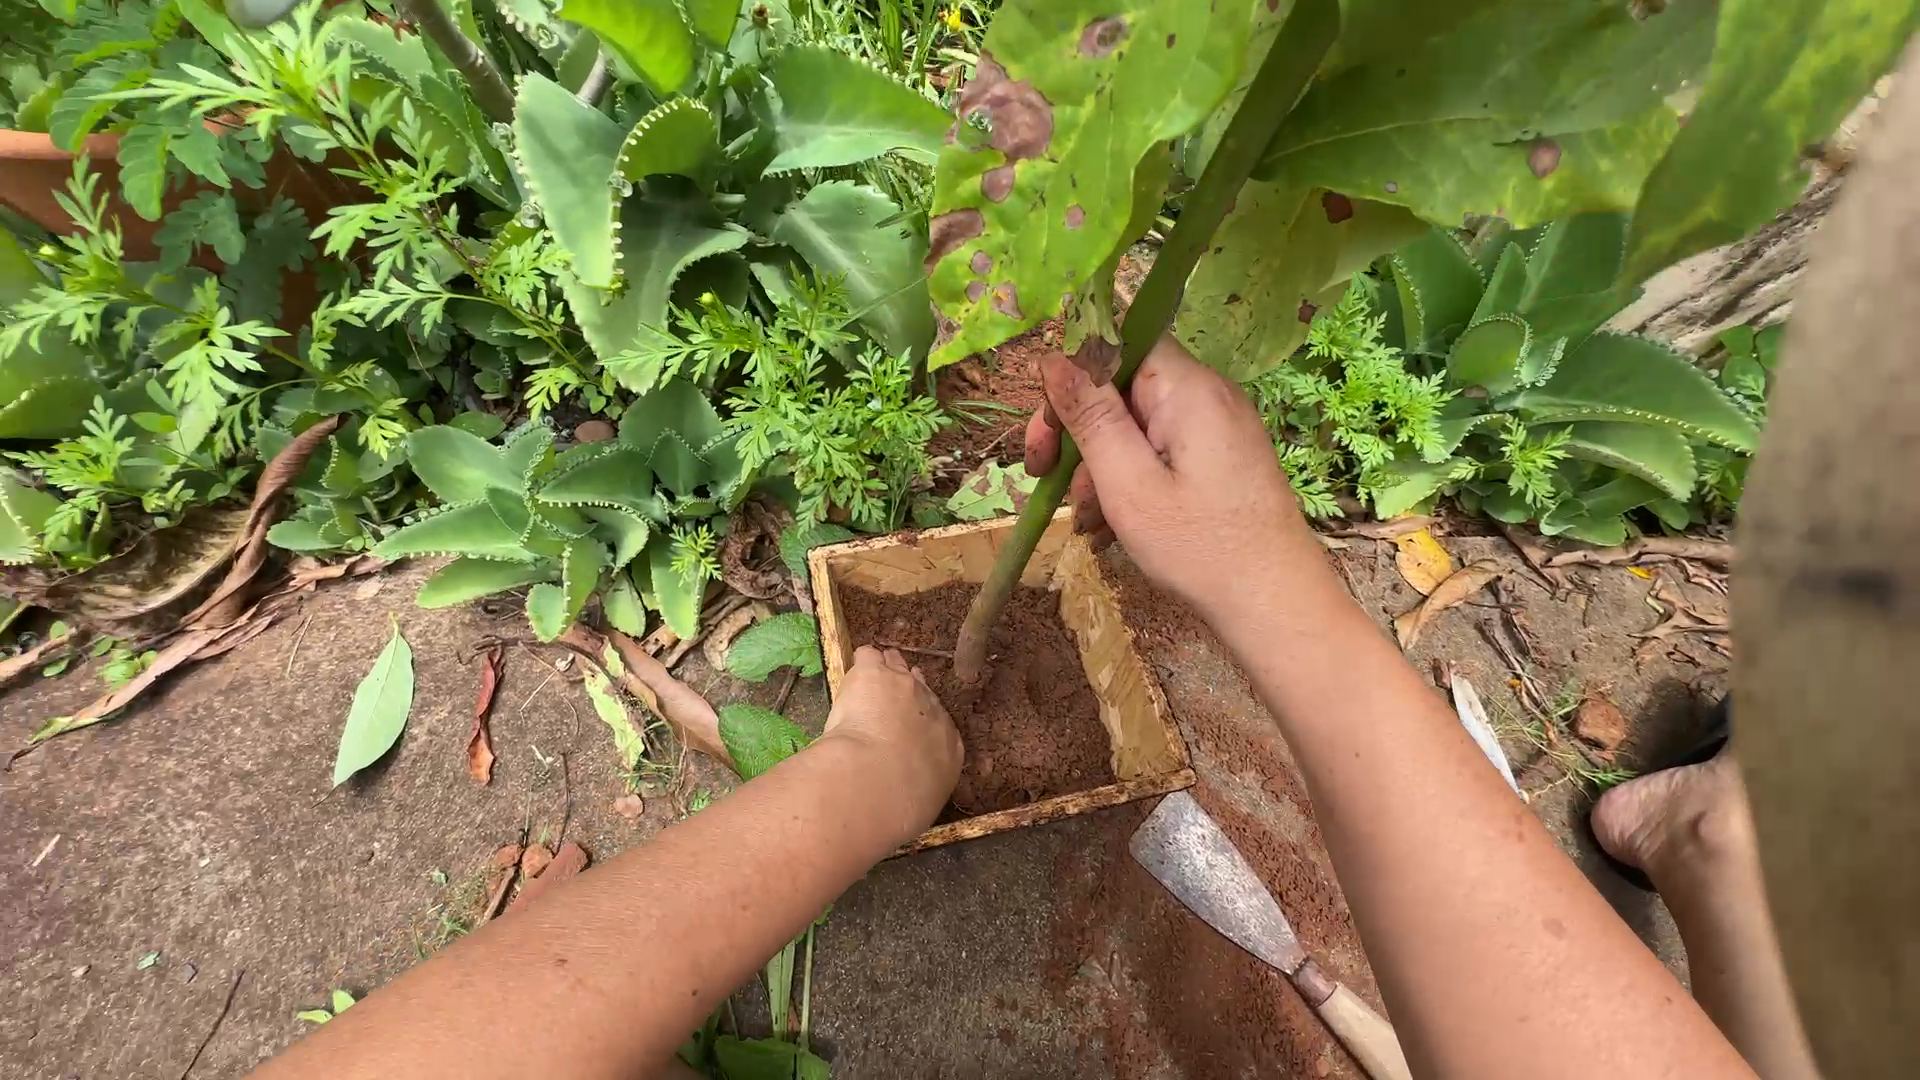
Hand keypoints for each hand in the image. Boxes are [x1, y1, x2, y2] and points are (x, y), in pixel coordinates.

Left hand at [820, 646, 962, 838]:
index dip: (922, 719)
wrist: (876, 781)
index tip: (908, 726)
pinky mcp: (874, 673)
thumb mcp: (920, 807)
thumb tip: (907, 801)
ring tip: (869, 681)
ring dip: (883, 671)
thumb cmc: (899, 806)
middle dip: (905, 691)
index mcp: (950, 746)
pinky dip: (859, 666)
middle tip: (887, 701)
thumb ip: (918, 793)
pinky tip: (850, 678)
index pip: (940, 721)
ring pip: (895, 665)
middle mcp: (932, 709)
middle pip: (920, 689)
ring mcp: (904, 686)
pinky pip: (868, 657)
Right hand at [1024, 336, 1334, 626]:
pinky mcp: (1218, 461)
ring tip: (1088, 523)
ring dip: (1098, 469)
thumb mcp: (1127, 483)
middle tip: (1042, 476)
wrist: (1273, 605)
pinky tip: (1111, 528)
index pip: (1120, 343)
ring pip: (1135, 429)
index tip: (1048, 427)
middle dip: (1077, 433)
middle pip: (1122, 389)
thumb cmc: (1197, 546)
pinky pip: (1158, 455)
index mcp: (1187, 388)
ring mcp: (1216, 430)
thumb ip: (1090, 416)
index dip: (1074, 375)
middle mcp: (1206, 396)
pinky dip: (1129, 483)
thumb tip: (1054, 358)